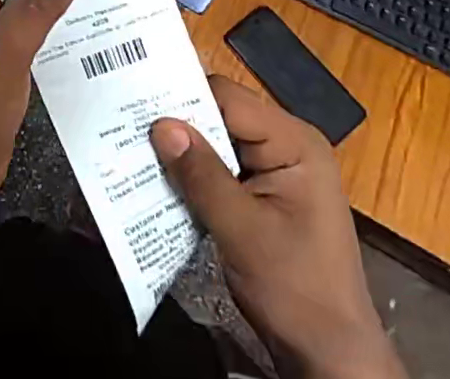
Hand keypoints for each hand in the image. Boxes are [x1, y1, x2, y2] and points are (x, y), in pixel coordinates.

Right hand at [151, 77, 402, 378]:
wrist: (327, 354)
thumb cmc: (297, 290)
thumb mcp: (244, 231)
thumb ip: (202, 175)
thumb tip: (160, 124)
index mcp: (295, 145)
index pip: (227, 98)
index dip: (181, 96)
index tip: (133, 100)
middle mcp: (284, 145)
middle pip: (216, 112)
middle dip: (173, 119)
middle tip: (121, 119)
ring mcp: (269, 167)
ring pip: (209, 136)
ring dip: (174, 145)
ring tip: (127, 141)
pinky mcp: (253, 188)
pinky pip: (210, 161)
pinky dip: (183, 167)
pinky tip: (152, 171)